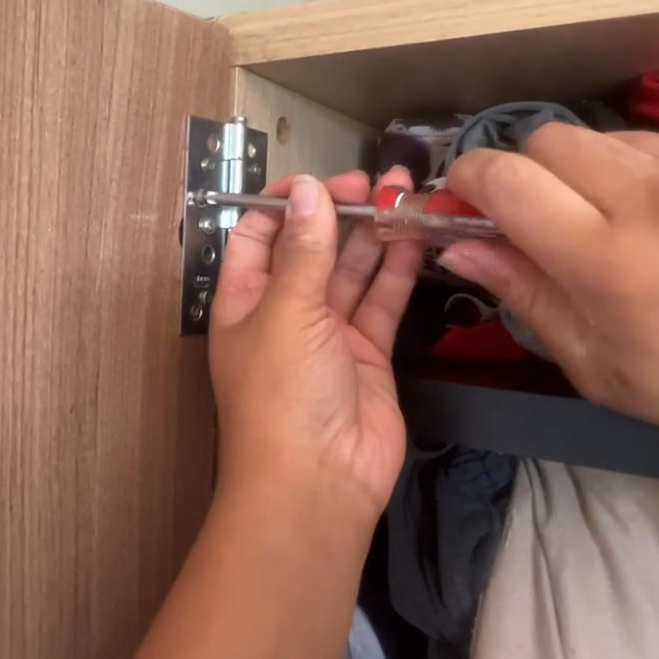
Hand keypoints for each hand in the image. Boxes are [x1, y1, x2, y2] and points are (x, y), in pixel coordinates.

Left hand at [208, 169, 424, 522]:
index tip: (318, 178)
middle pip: (310, 249)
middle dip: (339, 213)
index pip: (256, 236)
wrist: (319, 480)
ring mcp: (327, 334)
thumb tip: (309, 190)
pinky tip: (415, 238)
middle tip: (375, 182)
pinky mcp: (367, 354)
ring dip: (373, 236)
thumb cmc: (282, 394)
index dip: (284, 204)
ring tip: (403, 197)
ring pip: (351, 272)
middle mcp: (283, 313)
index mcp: (243, 300)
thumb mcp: (286, 312)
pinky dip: (397, 272)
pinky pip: (381, 302)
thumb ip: (303, 250)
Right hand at [437, 126, 658, 465]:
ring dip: (589, 172)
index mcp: (613, 264)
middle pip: (548, 139)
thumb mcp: (602, 369)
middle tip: (540, 217)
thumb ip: (526, 296)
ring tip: (621, 224)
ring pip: (608, 137)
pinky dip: (651, 176)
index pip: (506, 180)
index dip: (467, 178)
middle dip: (524, 171)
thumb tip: (460, 246)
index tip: (460, 197)